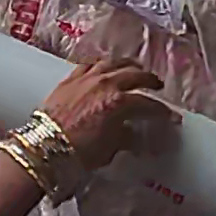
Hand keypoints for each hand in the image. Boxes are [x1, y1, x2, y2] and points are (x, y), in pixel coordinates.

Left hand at [40, 57, 176, 169]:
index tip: (172, 117)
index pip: (148, 104)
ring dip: (127, 65)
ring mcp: (88, 77)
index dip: (162, 112)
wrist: (43, 146)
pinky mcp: (71, 77)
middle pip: (134, 74)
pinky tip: (104, 66)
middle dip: (149, 79)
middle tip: (157, 84)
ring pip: (113, 62)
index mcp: (119, 103)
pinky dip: (101, 64)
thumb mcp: (108, 150)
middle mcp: (106, 84)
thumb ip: (126, 138)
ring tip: (135, 68)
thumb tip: (137, 137)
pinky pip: (90, 63)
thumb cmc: (78, 153)